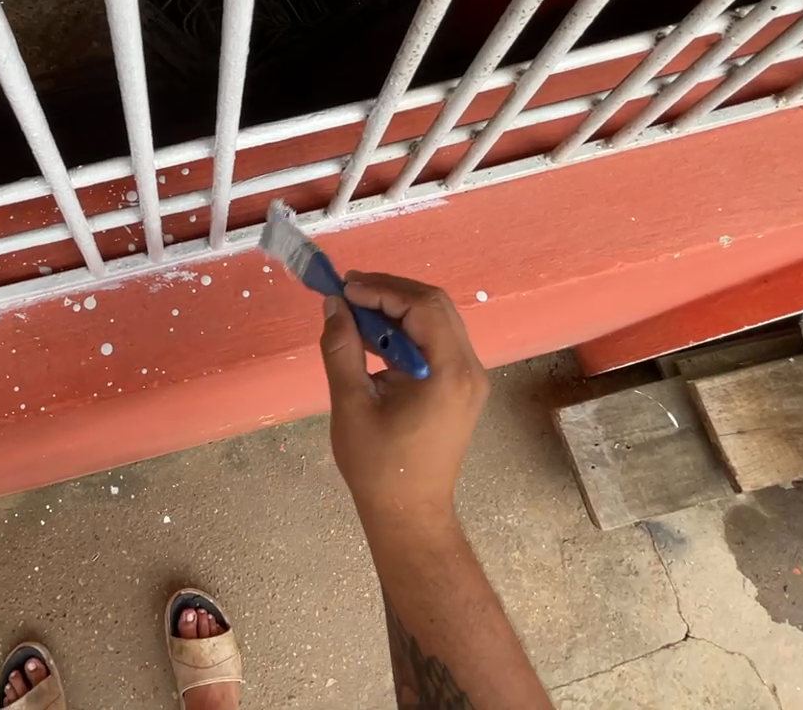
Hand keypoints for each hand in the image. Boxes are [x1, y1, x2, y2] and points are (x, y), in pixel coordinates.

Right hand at [317, 272, 488, 524]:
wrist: (409, 513)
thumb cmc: (377, 465)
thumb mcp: (350, 403)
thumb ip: (341, 348)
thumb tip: (333, 304)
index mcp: (448, 373)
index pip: (422, 306)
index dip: (381, 289)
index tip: (343, 288)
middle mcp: (468, 369)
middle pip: (434, 305)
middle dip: (389, 291)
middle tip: (347, 291)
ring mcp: (468, 378)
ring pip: (436, 319)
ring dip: (395, 308)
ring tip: (354, 309)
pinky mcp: (459, 386)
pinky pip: (434, 340)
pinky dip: (403, 329)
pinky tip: (371, 336)